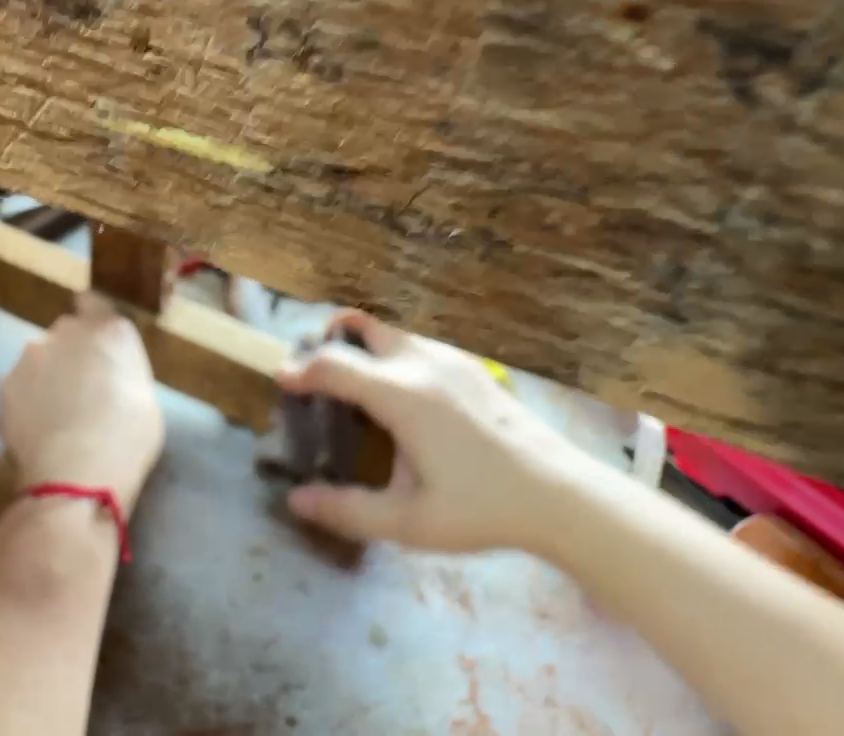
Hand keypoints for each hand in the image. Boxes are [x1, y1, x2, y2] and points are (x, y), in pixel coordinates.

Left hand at [0, 293, 164, 508]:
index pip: (93, 301)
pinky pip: (19, 388)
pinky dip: (26, 402)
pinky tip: (38, 430)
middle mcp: (67, 330)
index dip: (92, 316)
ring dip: (46, 377)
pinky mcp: (6, 384)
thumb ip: (122, 369)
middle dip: (71, 352)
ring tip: (55, 416)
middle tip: (81, 389)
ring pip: (39, 359)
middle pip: (65, 332)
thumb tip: (109, 371)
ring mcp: (31, 355)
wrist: (76, 476)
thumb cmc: (128, 439)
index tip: (94, 340)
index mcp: (109, 329)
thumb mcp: (145, 397)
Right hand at [278, 311, 590, 553]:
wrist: (562, 494)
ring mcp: (450, 358)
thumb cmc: (482, 508)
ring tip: (356, 385)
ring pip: (391, 329)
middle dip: (330, 336)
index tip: (281, 380)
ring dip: (364, 344)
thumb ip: (348, 510)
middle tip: (317, 370)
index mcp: (399, 394)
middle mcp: (420, 363)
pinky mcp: (471, 366)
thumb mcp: (409, 522)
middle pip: (362, 322)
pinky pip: (418, 344)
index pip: (333, 364)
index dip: (300, 370)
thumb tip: (295, 501)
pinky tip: (403, 398)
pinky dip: (394, 354)